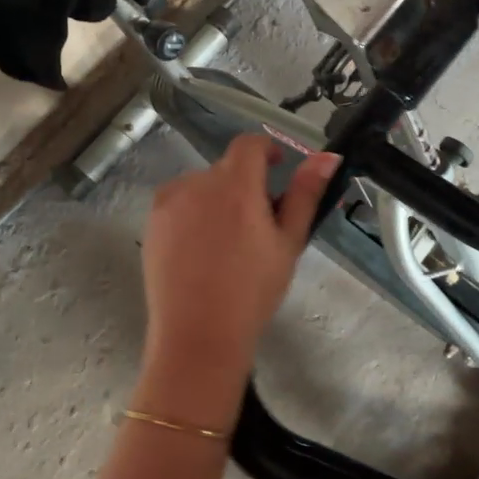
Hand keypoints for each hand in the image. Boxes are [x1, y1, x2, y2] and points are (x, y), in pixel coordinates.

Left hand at [136, 134, 338, 421]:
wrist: (197, 336)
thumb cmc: (252, 291)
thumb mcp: (288, 243)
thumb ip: (305, 194)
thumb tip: (327, 156)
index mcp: (235, 184)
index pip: (249, 143)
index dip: (267, 151)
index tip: (277, 171)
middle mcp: (197, 183)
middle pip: (227, 168)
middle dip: (246, 185)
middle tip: (260, 226)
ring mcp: (169, 202)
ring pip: (202, 186)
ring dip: (219, 199)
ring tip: (229, 244)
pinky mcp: (151, 223)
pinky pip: (179, 203)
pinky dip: (194, 214)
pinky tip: (202, 252)